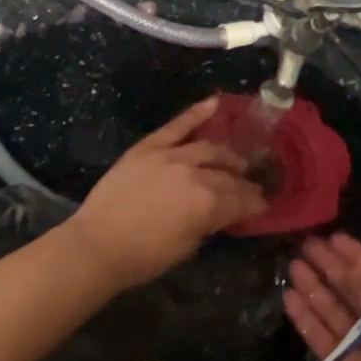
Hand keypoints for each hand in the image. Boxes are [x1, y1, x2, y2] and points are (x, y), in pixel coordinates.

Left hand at [63, 97, 267, 289]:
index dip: (255, 202)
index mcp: (209, 203)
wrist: (97, 245)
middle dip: (244, 180)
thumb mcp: (188, 246)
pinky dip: (196, 113)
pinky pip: (177, 126)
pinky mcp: (149, 147)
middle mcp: (195, 173)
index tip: (262, 204)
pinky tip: (215, 103)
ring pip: (209, 148)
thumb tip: (219, 212)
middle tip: (251, 185)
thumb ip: (208, 224)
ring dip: (227, 154)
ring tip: (236, 160)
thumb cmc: (145, 257)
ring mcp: (171, 155)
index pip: (242, 199)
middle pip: (228, 173)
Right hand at [284, 234, 360, 360]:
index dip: (357, 255)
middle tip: (306, 244)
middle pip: (353, 289)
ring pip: (333, 309)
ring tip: (293, 263)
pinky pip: (319, 335)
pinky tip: (288, 295)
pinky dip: (305, 316)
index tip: (334, 237)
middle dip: (331, 266)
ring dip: (314, 287)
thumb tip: (348, 267)